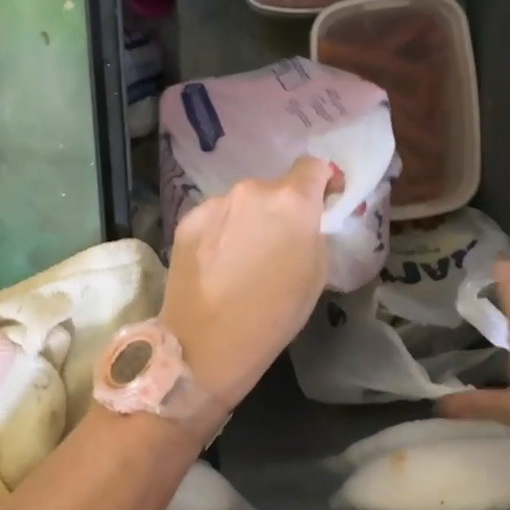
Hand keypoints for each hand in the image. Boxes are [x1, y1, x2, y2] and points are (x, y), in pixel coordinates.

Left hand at [159, 156, 336, 411]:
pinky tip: (216, 266)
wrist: (207, 343)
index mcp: (292, 201)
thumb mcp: (316, 275)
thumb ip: (313, 234)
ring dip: (247, 221)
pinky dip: (220, 234)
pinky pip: (214, 219)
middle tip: (277, 244)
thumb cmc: (275, 314)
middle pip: (274, 189)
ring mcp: (215, 204)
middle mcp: (252, 191)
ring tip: (242, 260)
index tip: (323, 201)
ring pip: (241, 204)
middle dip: (279, 210)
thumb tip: (305, 222)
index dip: (322, 181)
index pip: (313, 166)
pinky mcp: (187, 221)